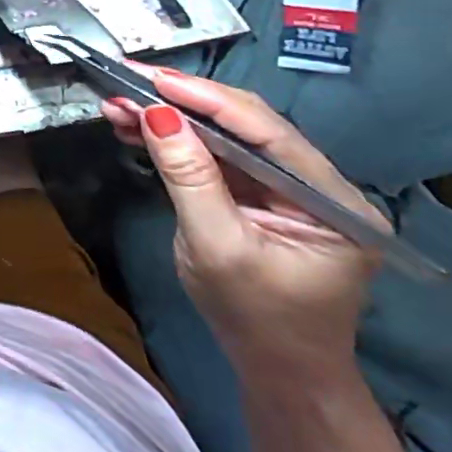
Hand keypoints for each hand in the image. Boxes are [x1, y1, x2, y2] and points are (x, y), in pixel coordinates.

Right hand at [102, 67, 386, 376]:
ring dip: (172, 117)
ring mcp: (290, 186)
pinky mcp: (262, 191)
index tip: (155, 78)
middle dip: (182, 102)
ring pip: (226, 135)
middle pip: (246, 125)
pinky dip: (178, 140)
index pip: (267, 132)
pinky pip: (218, 154)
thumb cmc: (253, 320)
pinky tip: (139, 127)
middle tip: (127, 83)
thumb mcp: (216, 248)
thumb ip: (189, 177)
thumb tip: (156, 114)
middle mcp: (318, 182)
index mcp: (332, 200)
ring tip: (120, 104)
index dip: (209, 99)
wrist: (278, 372)